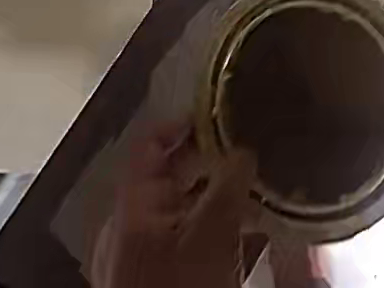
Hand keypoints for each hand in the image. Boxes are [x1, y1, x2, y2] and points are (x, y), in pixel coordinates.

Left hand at [97, 121, 255, 287]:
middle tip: (248, 148)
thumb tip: (245, 149)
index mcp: (132, 207)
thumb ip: (230, 182)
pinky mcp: (156, 283)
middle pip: (169, 173)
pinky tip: (246, 231)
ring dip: (217, 193)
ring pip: (182, 206)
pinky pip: (185, 238)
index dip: (185, 120)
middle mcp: (129, 228)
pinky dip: (214, 225)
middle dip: (211, 158)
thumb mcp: (213, 233)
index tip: (222, 113)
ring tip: (255, 187)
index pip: (151, 141)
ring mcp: (139, 260)